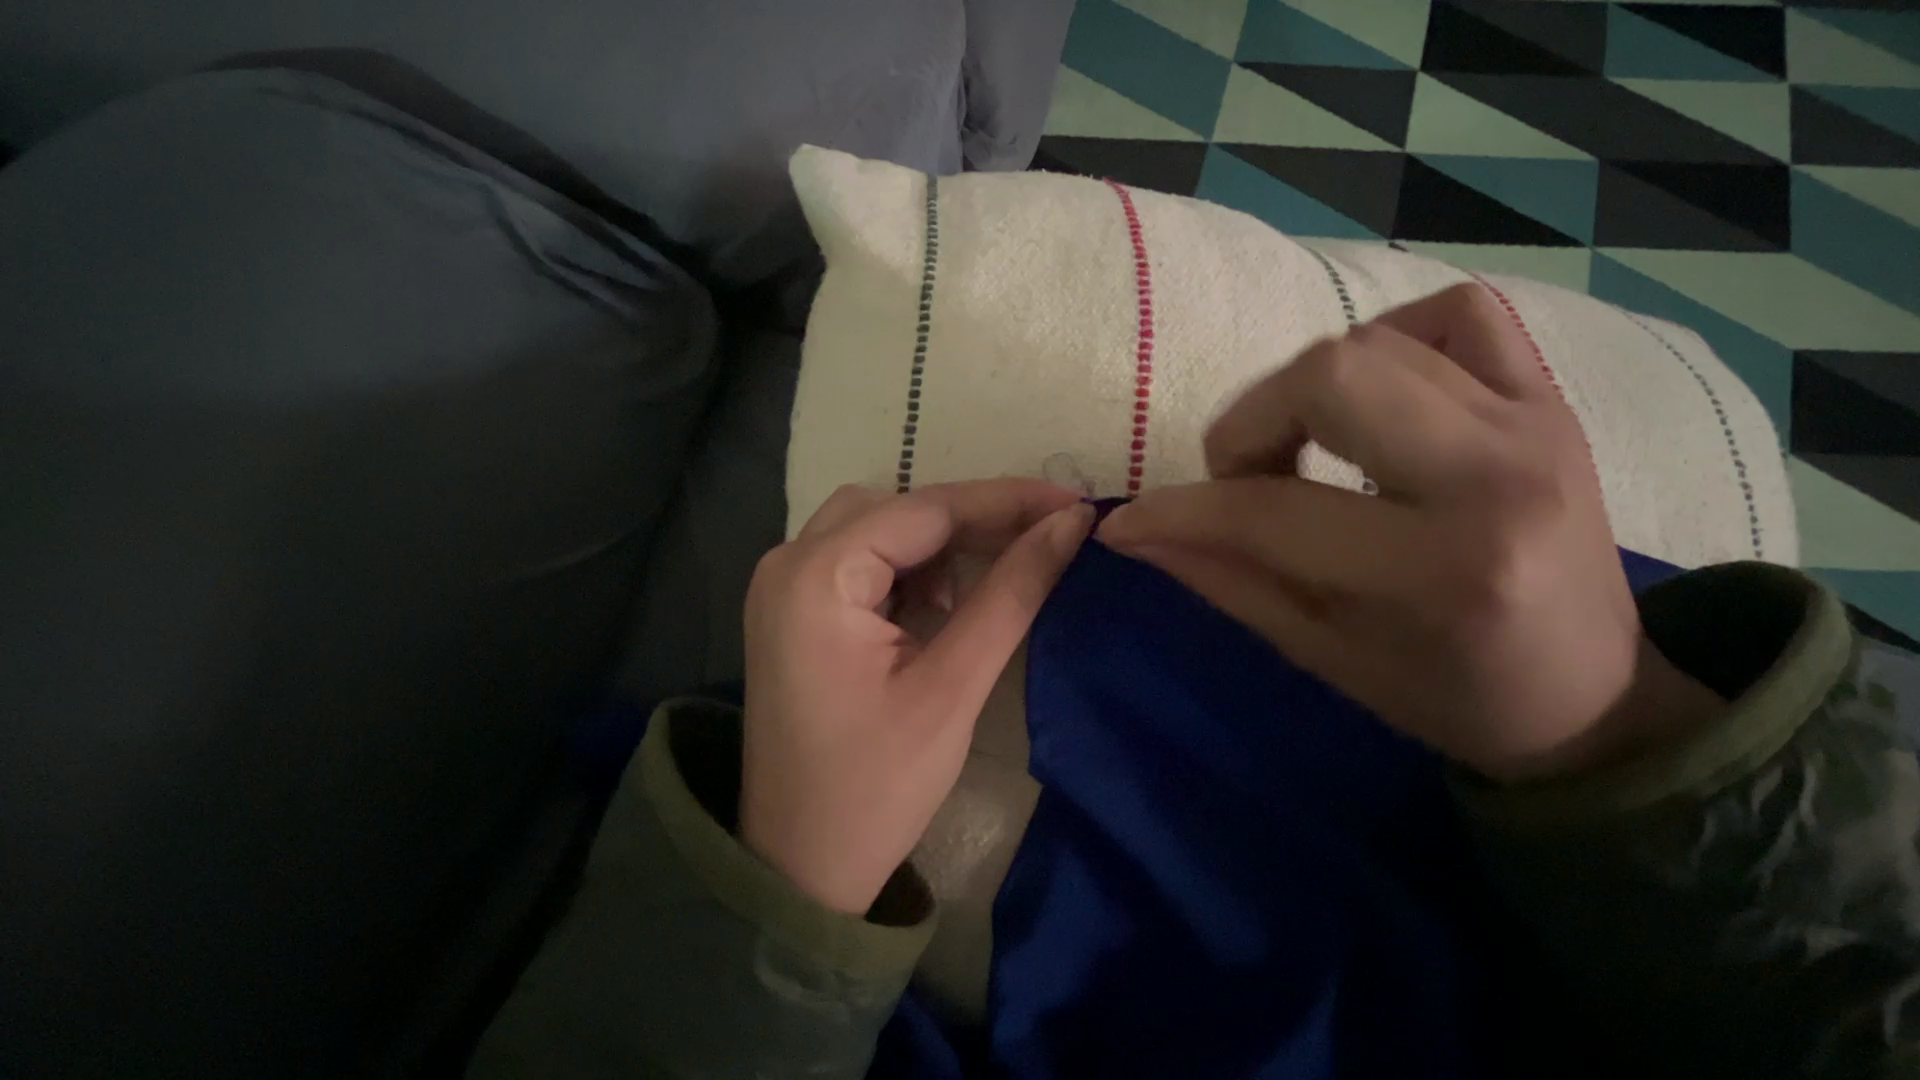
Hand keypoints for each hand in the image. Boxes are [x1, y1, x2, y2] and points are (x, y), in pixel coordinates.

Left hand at [740, 480, 1093, 913]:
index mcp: (815, 576)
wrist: (799, 867)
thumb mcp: (952, 686)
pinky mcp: (794, 614)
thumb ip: (1011, 594)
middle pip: (896, 509)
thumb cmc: (876, 788)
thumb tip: (1071, 524)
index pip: (925, 510)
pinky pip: (859, 564)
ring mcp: (783, 588)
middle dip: (972, 520)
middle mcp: (787, 564)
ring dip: (940, 544)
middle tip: (1045, 538)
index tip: (1076, 504)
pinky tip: (948, 600)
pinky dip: (910, 571)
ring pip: (877, 530)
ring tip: (1001, 571)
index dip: (1006, 501)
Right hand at [1098, 284, 1720, 782]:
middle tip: (1245, 478)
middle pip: (1330, 374)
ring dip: (1309, 391)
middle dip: (1252, 424)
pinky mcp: (1552, 399)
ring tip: (1307, 448)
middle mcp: (1494, 478)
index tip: (1131, 520)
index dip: (1184, 511)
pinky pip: (1458, 314)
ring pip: (1376, 341)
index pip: (1272, 511)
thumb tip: (1133, 531)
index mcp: (1438, 571)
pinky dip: (1394, 340)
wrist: (1593, 695)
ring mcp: (1534, 424)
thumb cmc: (1448, 694)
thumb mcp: (1323, 655)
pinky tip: (1381, 401)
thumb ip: (1226, 580)